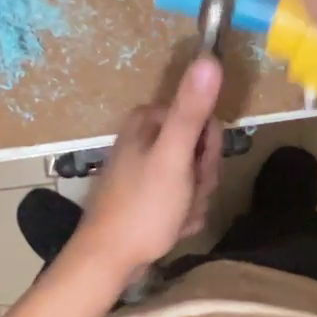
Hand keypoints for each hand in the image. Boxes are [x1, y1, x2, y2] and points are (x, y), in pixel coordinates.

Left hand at [66, 59, 221, 276]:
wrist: (108, 259)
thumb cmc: (142, 208)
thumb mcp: (173, 157)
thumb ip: (192, 111)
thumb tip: (209, 58)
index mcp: (148, 122)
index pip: (205, 122)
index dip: (209, 151)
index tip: (197, 171)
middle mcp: (144, 139)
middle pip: (200, 151)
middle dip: (201, 180)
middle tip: (186, 197)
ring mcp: (144, 170)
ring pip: (195, 179)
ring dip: (194, 202)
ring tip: (176, 217)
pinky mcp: (146, 197)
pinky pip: (182, 200)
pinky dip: (182, 216)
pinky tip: (170, 228)